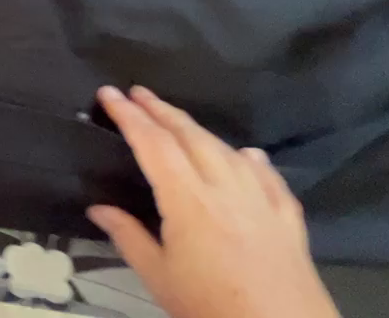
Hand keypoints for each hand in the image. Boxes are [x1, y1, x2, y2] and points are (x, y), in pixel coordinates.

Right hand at [89, 86, 340, 317]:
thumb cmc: (213, 310)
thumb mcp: (159, 278)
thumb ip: (127, 236)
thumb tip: (97, 208)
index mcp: (188, 202)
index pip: (153, 144)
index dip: (129, 116)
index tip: (108, 93)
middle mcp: (226, 194)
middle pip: (192, 138)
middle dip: (162, 111)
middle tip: (137, 92)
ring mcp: (263, 209)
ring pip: (230, 154)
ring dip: (200, 130)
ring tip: (179, 119)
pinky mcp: (291, 229)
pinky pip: (274, 185)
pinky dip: (257, 164)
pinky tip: (250, 155)